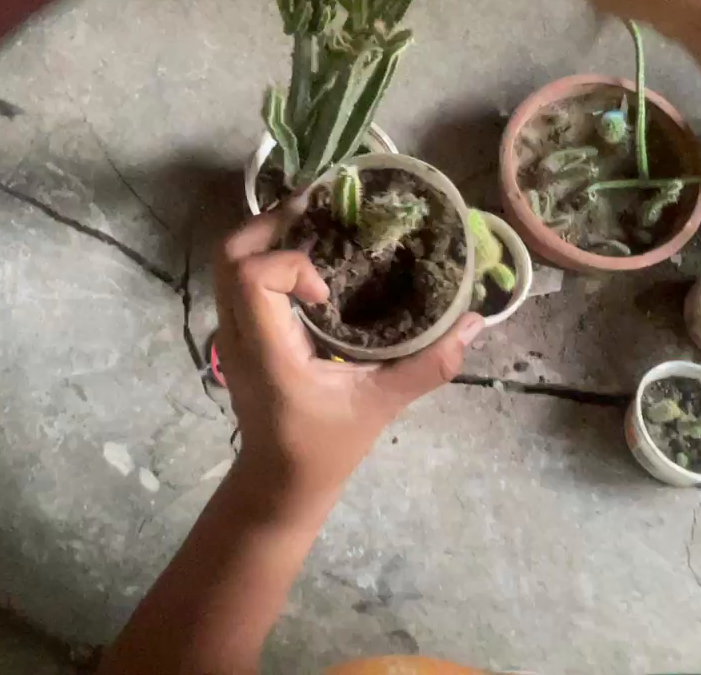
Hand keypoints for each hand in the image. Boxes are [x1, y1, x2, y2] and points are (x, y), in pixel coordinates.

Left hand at [213, 207, 485, 511]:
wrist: (278, 481)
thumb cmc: (325, 446)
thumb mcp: (380, 406)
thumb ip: (427, 365)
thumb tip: (474, 322)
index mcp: (268, 351)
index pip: (252, 278)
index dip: (288, 265)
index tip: (322, 290)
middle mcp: (237, 333)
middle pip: (229, 255)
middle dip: (270, 226)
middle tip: (317, 219)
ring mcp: (229, 331)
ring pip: (226, 261)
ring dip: (265, 235)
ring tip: (312, 228)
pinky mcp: (234, 330)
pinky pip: (236, 276)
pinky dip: (263, 253)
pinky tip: (305, 258)